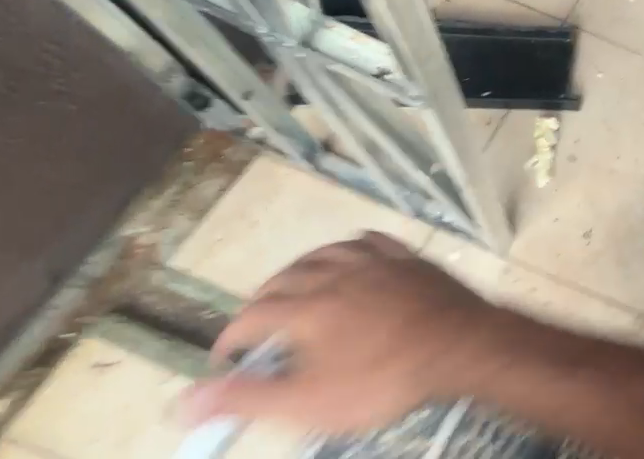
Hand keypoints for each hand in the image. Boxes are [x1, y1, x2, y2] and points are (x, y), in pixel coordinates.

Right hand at [178, 232, 532, 433]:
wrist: (459, 345)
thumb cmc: (383, 379)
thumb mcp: (308, 402)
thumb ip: (247, 398)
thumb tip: (185, 401)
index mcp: (309, 307)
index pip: (253, 315)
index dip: (231, 337)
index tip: (223, 359)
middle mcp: (339, 273)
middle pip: (287, 276)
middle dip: (263, 298)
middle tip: (255, 321)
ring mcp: (379, 261)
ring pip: (329, 252)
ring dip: (304, 267)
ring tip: (295, 284)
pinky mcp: (411, 259)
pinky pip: (375, 241)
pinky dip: (354, 246)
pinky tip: (354, 250)